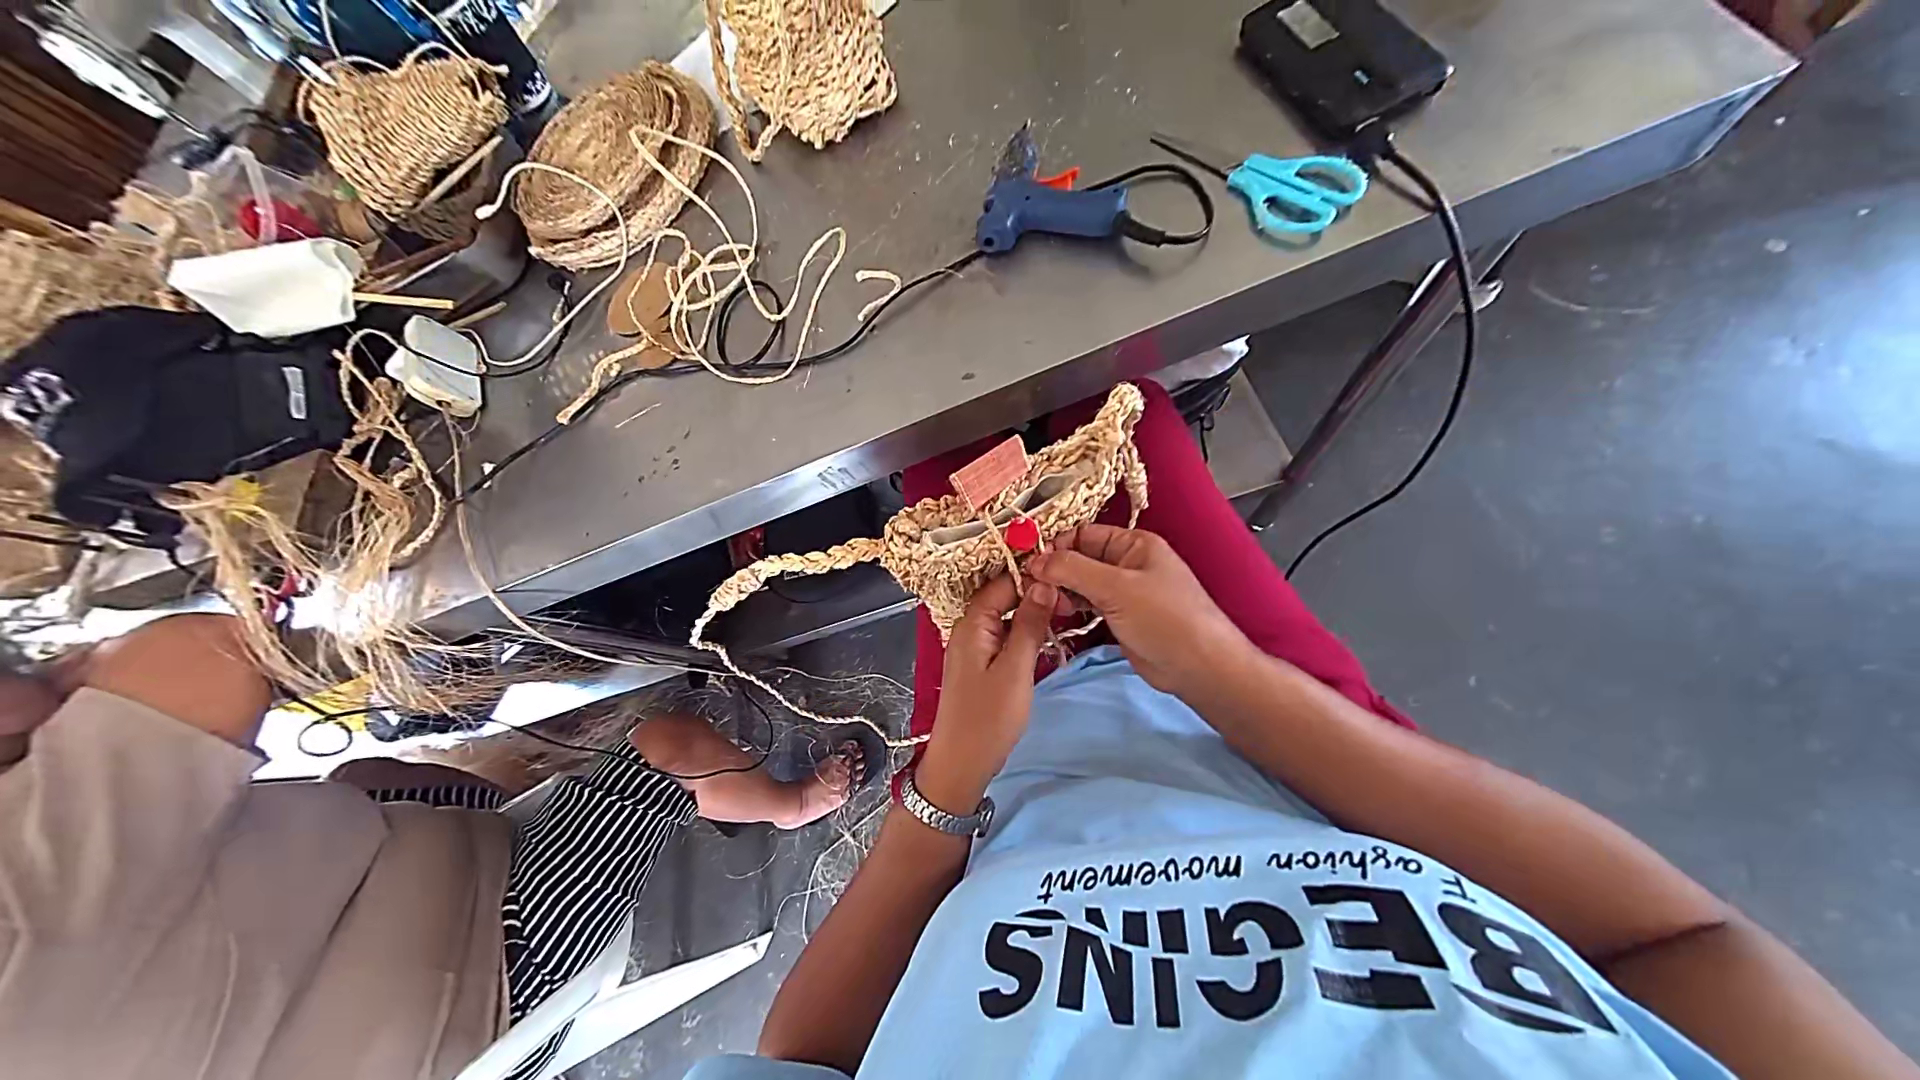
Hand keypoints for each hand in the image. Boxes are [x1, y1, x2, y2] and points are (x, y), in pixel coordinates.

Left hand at [914, 574, 1056, 812]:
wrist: (962, 764)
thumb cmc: (988, 718)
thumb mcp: (1015, 669)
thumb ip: (1029, 625)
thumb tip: (1044, 584)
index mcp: (971, 624)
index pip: (1002, 582)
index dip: (1032, 575)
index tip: (1066, 577)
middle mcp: (968, 629)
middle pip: (1003, 597)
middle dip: (1035, 593)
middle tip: (1071, 599)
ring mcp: (974, 647)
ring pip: (1006, 616)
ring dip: (1032, 613)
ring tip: (1066, 612)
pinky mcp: (982, 664)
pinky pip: (1005, 636)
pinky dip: (1025, 633)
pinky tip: (1047, 636)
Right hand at [1028, 524, 1254, 699]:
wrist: (1199, 667)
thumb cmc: (1165, 618)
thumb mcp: (1116, 587)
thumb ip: (1073, 570)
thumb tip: (1036, 560)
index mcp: (1133, 544)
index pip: (1083, 534)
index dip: (1055, 545)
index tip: (1028, 561)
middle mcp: (1126, 563)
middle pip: (1079, 558)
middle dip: (1054, 569)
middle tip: (1030, 586)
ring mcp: (1123, 592)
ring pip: (1080, 583)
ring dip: (1060, 590)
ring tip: (1044, 602)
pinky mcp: (1118, 617)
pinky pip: (1087, 604)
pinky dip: (1070, 607)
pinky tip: (1056, 613)